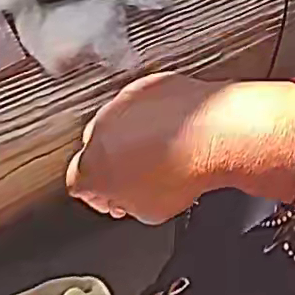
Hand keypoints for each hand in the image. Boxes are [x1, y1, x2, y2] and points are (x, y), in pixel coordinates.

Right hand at [67, 73, 232, 224]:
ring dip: (133, 133)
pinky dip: (155, 111)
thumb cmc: (186, 171)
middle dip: (114, 160)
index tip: (117, 195)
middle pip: (97, 147)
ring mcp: (125, 100)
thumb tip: (129, 195)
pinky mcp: (149, 82)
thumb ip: (125, 201)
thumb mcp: (147, 212)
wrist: (215, 132)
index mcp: (92, 167)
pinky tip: (174, 126)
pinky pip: (145, 100)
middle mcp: (102, 128)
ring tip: (162, 148)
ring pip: (119, 120)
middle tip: (140, 173)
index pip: (79, 182)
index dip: (100, 193)